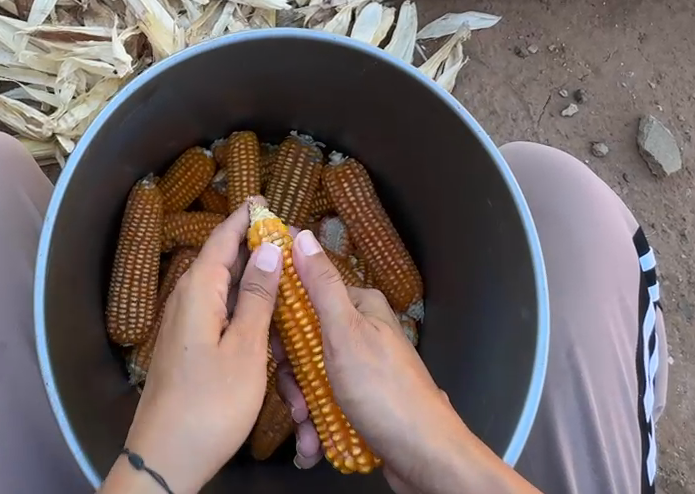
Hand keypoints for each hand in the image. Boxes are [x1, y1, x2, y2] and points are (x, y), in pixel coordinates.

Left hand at [101, 202, 281, 493]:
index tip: (268, 201)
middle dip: (255, 247)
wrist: (165, 458)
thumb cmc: (209, 404)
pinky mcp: (190, 344)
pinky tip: (268, 317)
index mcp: (199, 288)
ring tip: (288, 275)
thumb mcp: (245, 349)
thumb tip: (267, 247)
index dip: (246, 218)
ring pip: (224, 287)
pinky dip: (244, 306)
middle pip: (224, 259)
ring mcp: (187, 321)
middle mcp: (188, 296)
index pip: (224, 237)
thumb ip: (257, 296)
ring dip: (253, 279)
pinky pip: (220, 310)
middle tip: (291, 242)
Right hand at [289, 228, 538, 493]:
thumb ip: (321, 284)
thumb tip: (301, 235)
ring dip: (303, 405)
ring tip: (307, 430)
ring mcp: (360, 367)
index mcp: (359, 305)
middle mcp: (360, 330)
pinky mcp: (360, 399)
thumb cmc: (385, 390)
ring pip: (311, 375)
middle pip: (304, 339)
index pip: (306, 292)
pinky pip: (325, 403)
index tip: (268, 341)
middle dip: (293, 375)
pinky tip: (315, 444)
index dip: (282, 315)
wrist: (427, 460)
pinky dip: (317, 423)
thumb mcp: (345, 331)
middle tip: (295, 401)